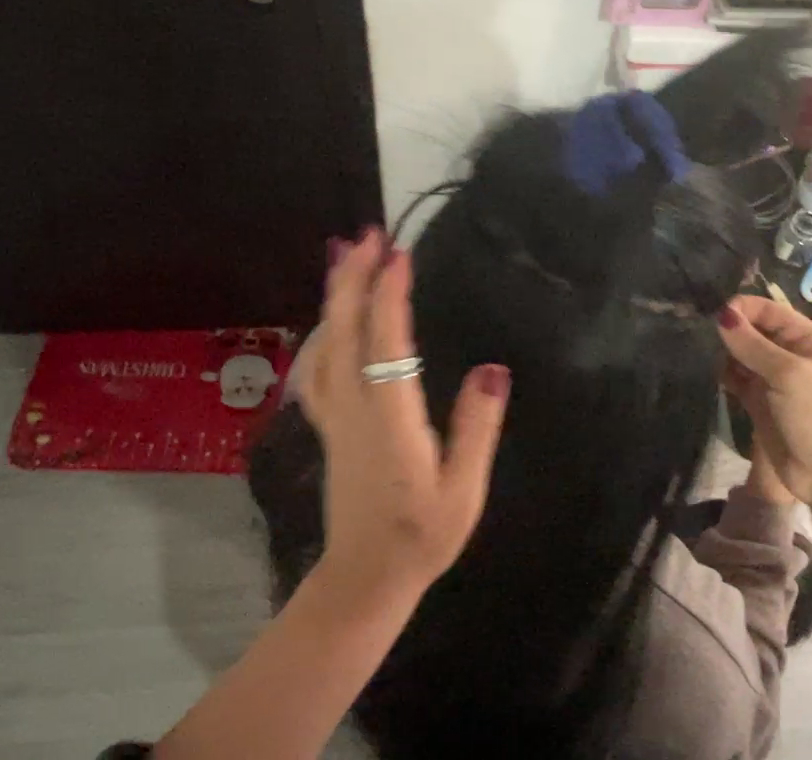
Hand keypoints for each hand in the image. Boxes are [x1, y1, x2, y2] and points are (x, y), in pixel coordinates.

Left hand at [299, 229, 508, 599]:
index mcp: (390, 421)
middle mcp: (355, 410)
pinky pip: (317, 368)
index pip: (387, 345)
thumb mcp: (464, 490)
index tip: (399, 254)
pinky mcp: (329, 426)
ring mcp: (336, 417)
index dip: (390, 296)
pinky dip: (323, 331)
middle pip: (346, 333)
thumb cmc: (422, 536)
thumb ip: (477, 427)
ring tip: (347, 258)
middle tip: (369, 235)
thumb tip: (493, 368)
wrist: (365, 578)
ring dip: (336, 297)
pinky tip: (330, 319)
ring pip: (326, 345)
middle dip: (355, 279)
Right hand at [718, 296, 811, 507]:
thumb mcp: (789, 375)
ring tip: (697, 352)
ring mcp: (775, 380)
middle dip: (728, 330)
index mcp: (809, 339)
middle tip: (695, 332)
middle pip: (753, 330)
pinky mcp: (760, 403)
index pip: (768, 310)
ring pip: (741, 355)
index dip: (741, 308)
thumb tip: (722, 314)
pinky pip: (737, 380)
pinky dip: (723, 375)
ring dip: (723, 353)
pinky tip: (706, 373)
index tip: (710, 315)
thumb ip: (753, 344)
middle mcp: (791, 354)